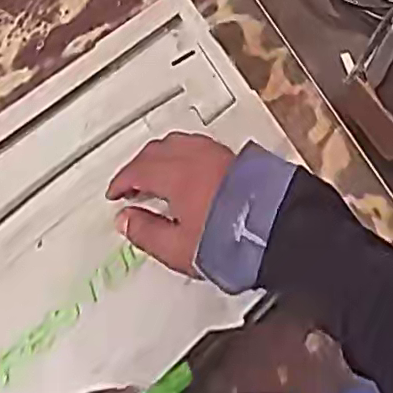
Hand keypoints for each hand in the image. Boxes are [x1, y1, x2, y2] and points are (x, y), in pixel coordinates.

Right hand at [105, 132, 236, 276]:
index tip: (115, 192)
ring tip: (155, 175)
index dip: (122, 181)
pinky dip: (179, 152)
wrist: (276, 229)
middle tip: (130, 185)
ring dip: (159, 156)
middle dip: (138, 166)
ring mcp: (213, 153)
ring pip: (175, 143)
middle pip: (155, 151)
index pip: (138, 169)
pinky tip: (184, 167)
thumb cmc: (231, 240)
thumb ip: (147, 232)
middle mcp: (192, 156)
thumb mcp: (178, 248)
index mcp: (175, 175)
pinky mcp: (229, 155)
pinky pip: (193, 144)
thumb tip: (126, 220)